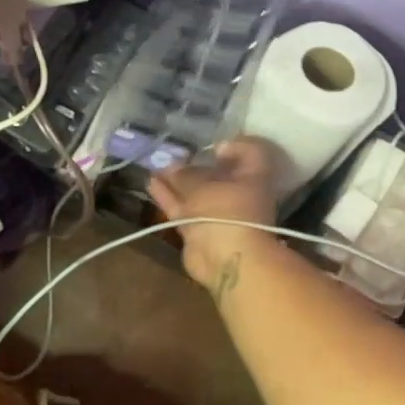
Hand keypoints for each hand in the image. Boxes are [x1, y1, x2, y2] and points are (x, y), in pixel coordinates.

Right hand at [148, 137, 280, 291]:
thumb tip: (174, 168)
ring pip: (196, 193)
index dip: (235, 146)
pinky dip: (169, 197)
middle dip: (195, 165)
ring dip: (177, 181)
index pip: (251, 153)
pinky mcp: (200, 230)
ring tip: (156, 167)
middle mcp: (238, 194)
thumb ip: (186, 174)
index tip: (213, 146)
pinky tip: (151, 184)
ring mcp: (218, 214)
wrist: (226, 259)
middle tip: (173, 155)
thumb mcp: (203, 185)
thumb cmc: (225, 212)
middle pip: (218, 174)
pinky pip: (184, 208)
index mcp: (253, 177)